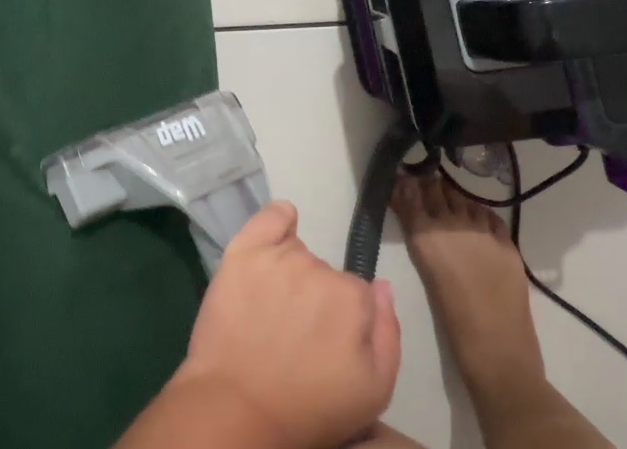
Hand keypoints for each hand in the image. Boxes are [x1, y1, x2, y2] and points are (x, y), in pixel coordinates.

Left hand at [172, 200, 401, 447]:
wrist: (238, 407)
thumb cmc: (310, 406)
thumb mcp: (374, 389)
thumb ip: (388, 333)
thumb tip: (383, 286)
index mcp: (353, 298)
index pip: (355, 294)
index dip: (342, 319)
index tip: (326, 342)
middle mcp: (317, 268)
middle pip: (324, 272)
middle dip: (316, 297)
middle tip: (296, 333)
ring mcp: (276, 257)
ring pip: (294, 253)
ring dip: (291, 272)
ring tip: (274, 309)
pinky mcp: (241, 253)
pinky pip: (268, 219)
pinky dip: (278, 218)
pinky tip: (284, 221)